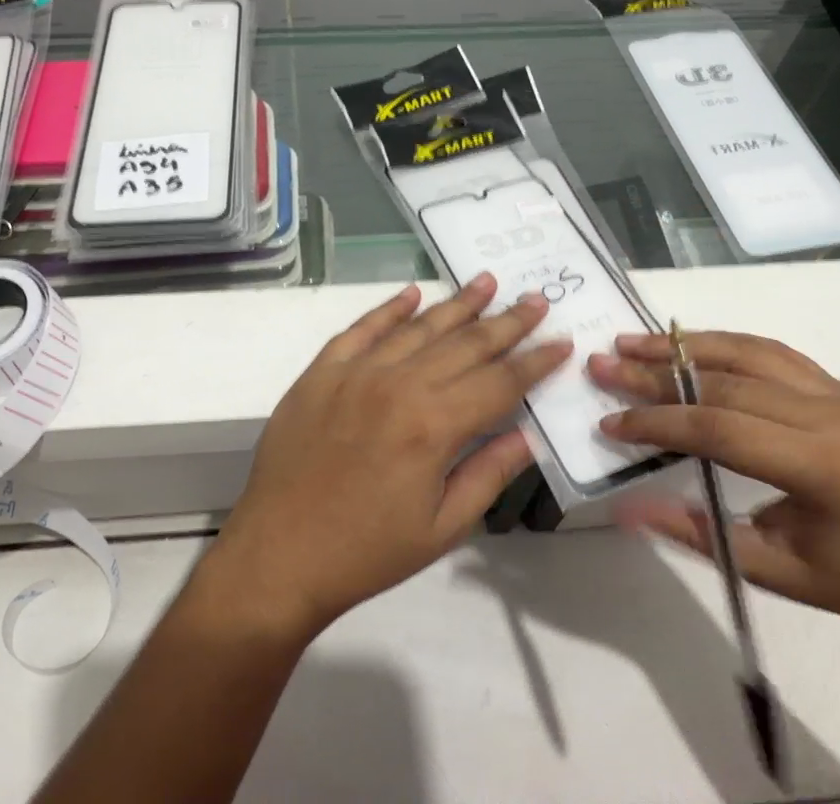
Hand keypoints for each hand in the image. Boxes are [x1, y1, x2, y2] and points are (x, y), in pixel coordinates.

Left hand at [209, 274, 571, 637]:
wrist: (278, 556)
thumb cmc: (367, 552)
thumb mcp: (442, 528)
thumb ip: (488, 474)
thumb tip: (527, 434)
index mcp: (434, 426)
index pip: (499, 382)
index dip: (535, 362)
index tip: (562, 342)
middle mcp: (398, 386)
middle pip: (465, 344)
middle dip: (507, 323)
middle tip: (536, 301)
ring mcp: (354, 374)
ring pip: (417, 328)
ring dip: (457, 304)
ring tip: (487, 282)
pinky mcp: (319, 374)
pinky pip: (360, 330)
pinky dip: (388, 309)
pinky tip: (412, 293)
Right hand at [588, 331, 839, 647]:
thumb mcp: (771, 570)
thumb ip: (695, 533)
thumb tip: (626, 509)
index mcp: (823, 468)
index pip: (720, 429)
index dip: (657, 424)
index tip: (607, 424)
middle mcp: (834, 417)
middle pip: (728, 382)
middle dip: (657, 375)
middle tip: (602, 365)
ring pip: (751, 354)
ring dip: (687, 346)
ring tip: (634, 343)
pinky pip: (777, 356)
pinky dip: (727, 346)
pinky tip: (690, 347)